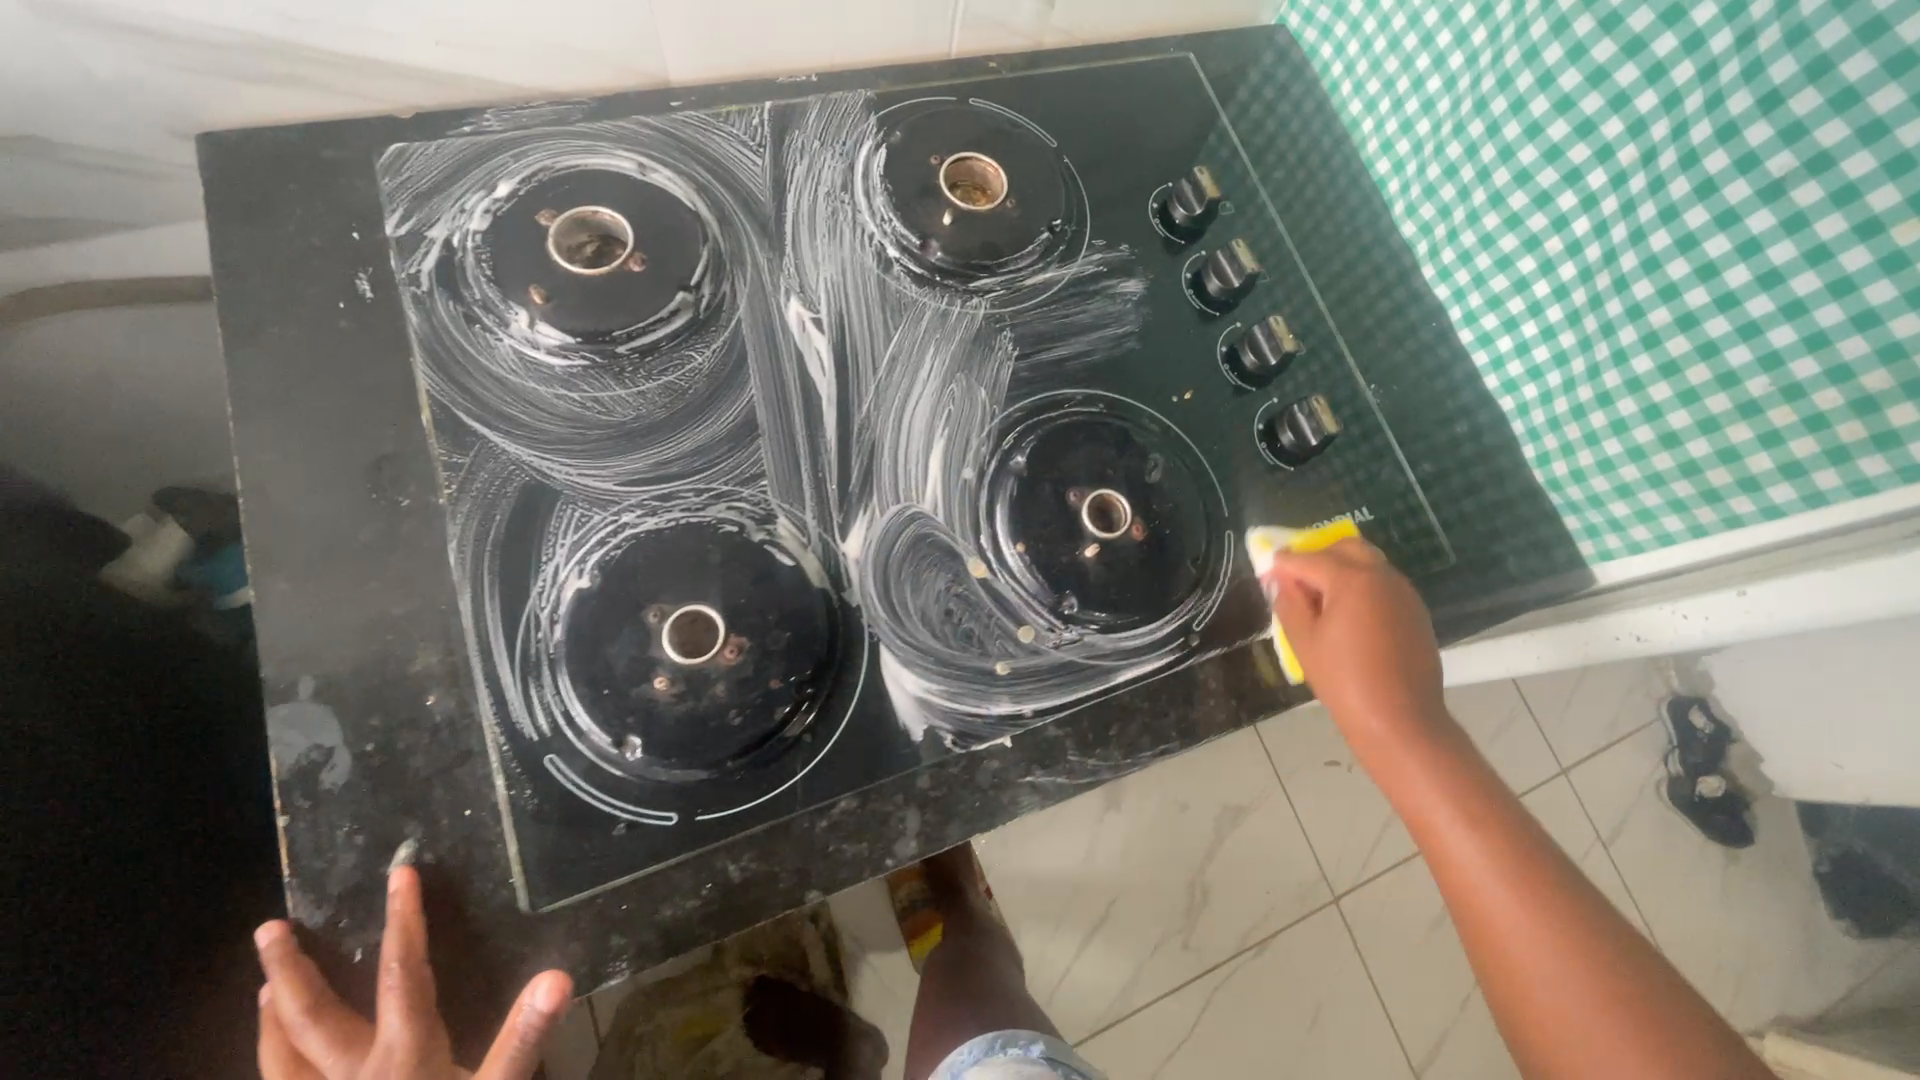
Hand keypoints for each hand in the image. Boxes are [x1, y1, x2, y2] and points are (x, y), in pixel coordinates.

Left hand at [254, 865, 572, 1079]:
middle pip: (312, 1018)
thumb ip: (523, 1039)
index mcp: (402, 1056)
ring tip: (262, 990)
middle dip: (291, 971)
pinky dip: (275, 1069)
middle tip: (269, 930)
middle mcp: (353, 1078)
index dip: (405, 919)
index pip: (404, 972)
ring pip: (282, 1063)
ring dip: (271, 1021)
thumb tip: (557, 976)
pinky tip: (280, 1065)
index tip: (401, 873)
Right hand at [1263, 537, 1446, 747]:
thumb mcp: (1303, 641)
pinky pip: (1383, 585)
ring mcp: (1404, 593)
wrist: (1400, 720)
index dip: (1283, 563)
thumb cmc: (1344, 680)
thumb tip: (1280, 581)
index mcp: (1352, 579)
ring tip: (1321, 601)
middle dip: (1318, 556)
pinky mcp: (1415, 612)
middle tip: (1296, 581)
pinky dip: (1362, 588)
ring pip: (1369, 564)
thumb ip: (1288, 603)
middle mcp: (1382, 577)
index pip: (1308, 559)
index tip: (1266, 569)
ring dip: (1342, 570)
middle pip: (1346, 548)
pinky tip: (1348, 618)